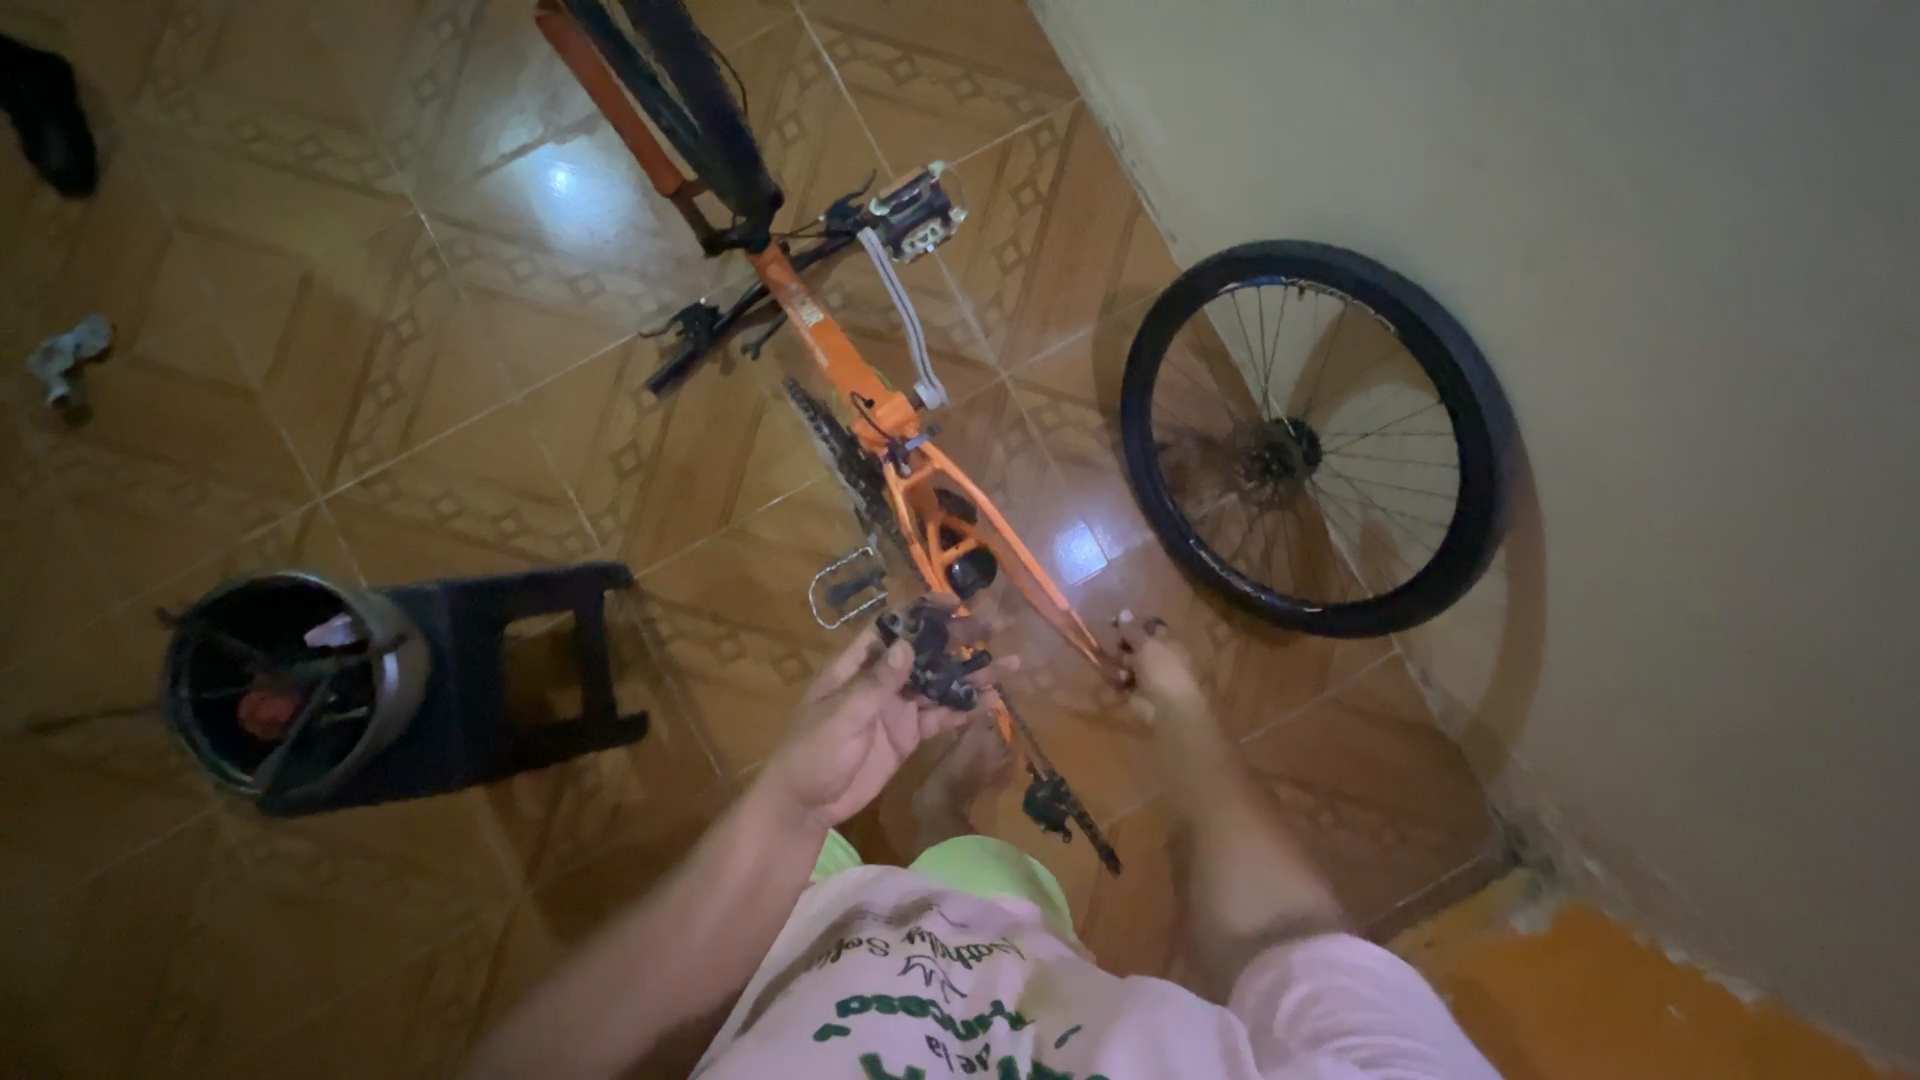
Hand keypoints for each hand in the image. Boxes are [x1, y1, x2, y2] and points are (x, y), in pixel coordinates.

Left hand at [759, 599, 1012, 827]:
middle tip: (995, 628)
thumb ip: (875, 684)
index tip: (955, 603)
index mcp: (858, 666)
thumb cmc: (811, 752)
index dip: (923, 613)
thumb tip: (907, 646)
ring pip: (940, 684)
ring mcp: (897, 708)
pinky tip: (993, 702)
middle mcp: (882, 680)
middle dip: (958, 639)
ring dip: (972, 675)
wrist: (803, 805)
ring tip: (1010, 665)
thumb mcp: (840, 716)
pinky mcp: (908, 735)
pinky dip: (965, 710)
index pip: (893, 628)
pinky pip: (940, 717)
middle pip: (925, 652)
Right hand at [1115, 610, 1207, 724]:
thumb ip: (1132, 629)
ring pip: (1124, 661)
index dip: (1133, 623)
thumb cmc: (1162, 669)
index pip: (1148, 627)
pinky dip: (1118, 680)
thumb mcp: (1147, 644)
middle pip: (1133, 644)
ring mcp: (1146, 674)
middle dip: (1124, 646)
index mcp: (1166, 641)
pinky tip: (1122, 682)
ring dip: (1121, 664)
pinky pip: (1120, 679)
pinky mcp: (1135, 690)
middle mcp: (1156, 656)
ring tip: (1125, 671)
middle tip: (1122, 649)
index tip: (1115, 622)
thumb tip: (1123, 611)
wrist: (1167, 707)